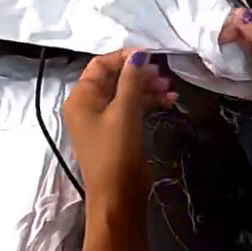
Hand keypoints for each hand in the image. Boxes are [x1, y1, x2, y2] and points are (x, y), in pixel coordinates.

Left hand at [62, 49, 176, 205]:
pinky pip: (132, 108)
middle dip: (139, 74)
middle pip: (114, 78)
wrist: (118, 195)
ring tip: (170, 88)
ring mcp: (102, 119)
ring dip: (147, 88)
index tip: (149, 55)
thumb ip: (131, 80)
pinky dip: (148, 102)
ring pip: (126, 93)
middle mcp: (88, 105)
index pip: (100, 65)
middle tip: (163, 74)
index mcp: (81, 97)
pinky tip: (168, 100)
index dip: (124, 57)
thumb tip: (139, 55)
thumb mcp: (124, 111)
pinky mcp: (117, 131)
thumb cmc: (115, 151)